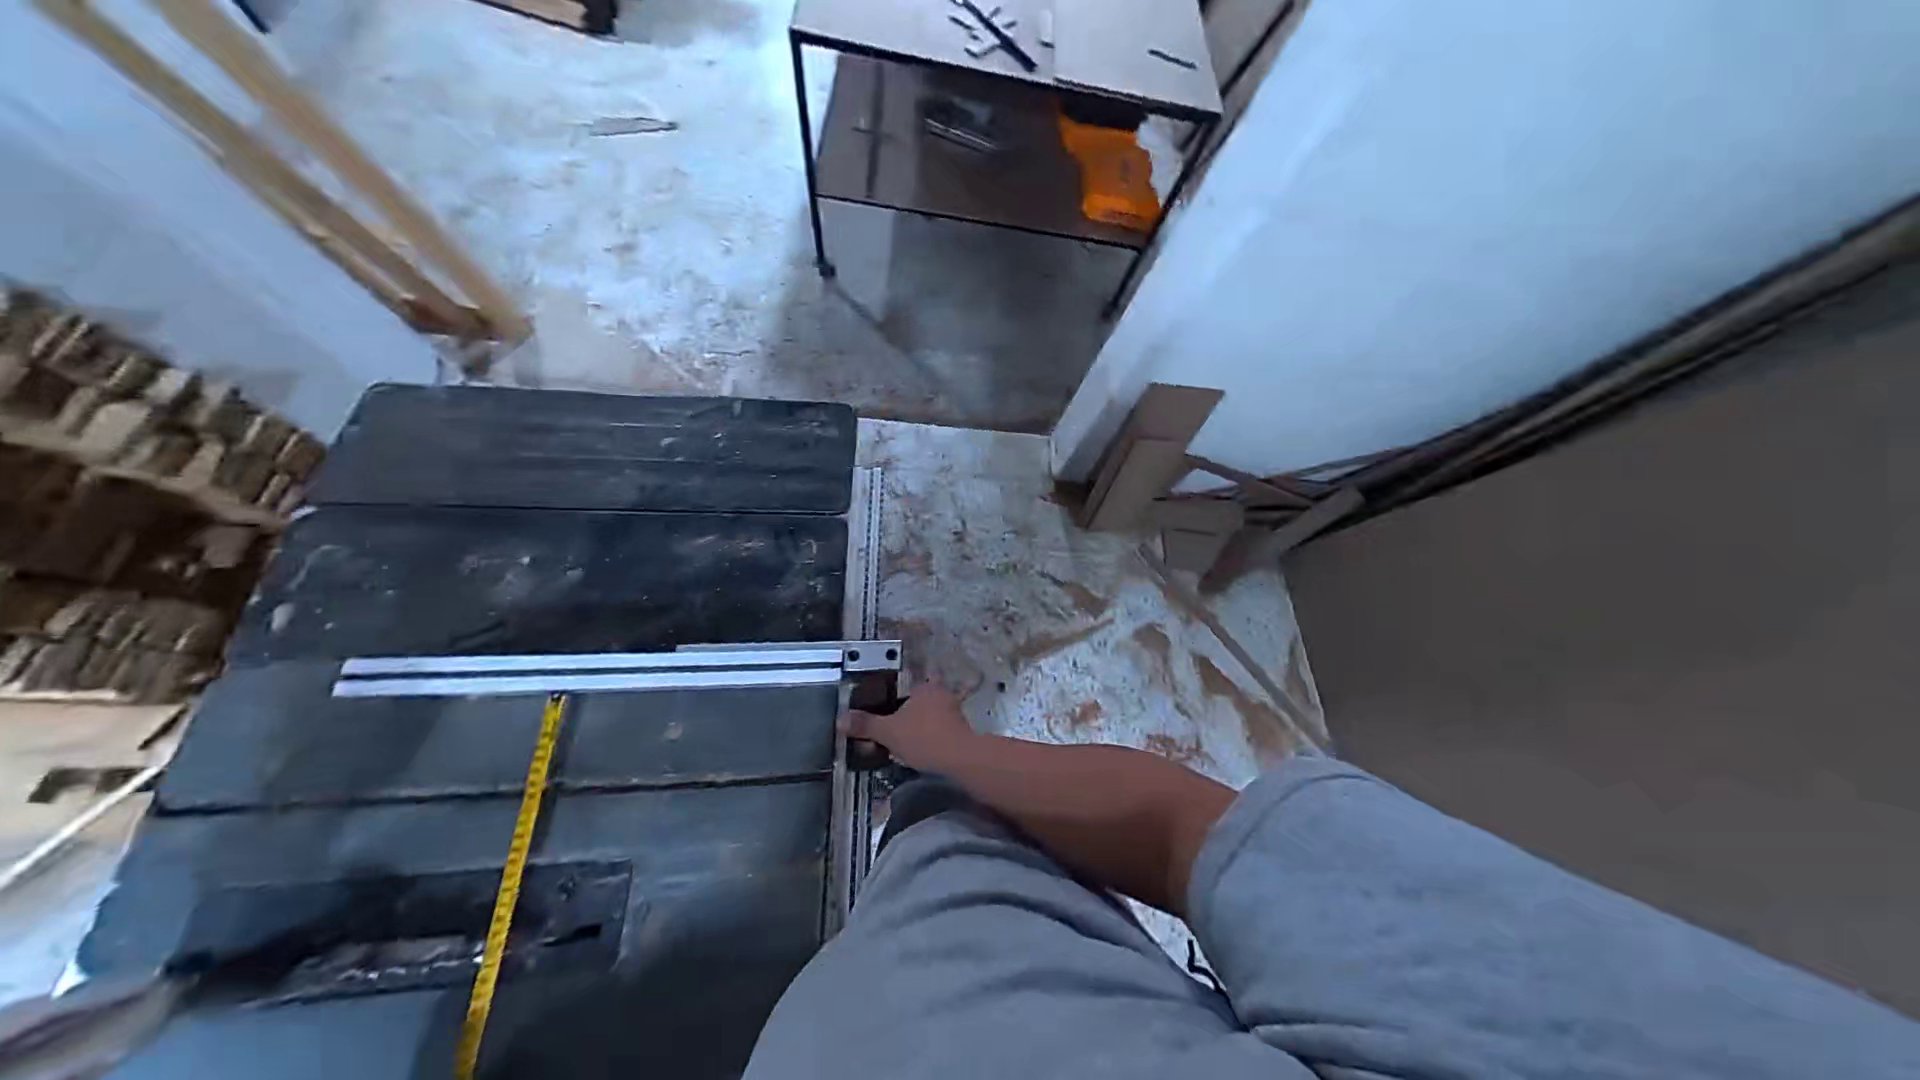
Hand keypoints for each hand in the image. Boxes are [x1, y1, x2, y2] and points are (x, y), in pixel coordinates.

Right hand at [838, 683, 976, 771]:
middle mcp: (942, 695)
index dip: (897, 702)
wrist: (960, 760)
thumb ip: (865, 725)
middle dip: (909, 718)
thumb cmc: (923, 738)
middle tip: (894, 734)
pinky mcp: (963, 732)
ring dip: (922, 731)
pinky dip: (933, 742)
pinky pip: (942, 733)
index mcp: (925, 687)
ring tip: (907, 748)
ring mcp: (956, 713)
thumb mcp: (887, 732)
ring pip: (933, 719)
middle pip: (921, 704)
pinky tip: (923, 755)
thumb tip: (841, 719)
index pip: (908, 688)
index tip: (889, 716)